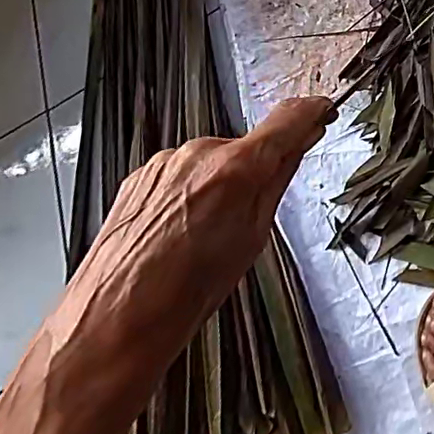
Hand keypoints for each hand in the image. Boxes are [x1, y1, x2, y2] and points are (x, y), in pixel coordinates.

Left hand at [52, 97, 336, 359]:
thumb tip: (300, 144)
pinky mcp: (142, 174)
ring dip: (220, 184)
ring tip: (203, 235)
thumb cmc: (185, 292)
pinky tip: (179, 231)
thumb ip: (278, 179)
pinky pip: (183, 172)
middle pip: (248, 146)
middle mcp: (200, 152)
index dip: (311, 111)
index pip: (288, 118)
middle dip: (255, 170)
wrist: (113, 323)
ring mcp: (166, 161)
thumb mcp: (254, 236)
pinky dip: (191, 193)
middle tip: (248, 216)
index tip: (321, 110)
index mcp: (236, 167)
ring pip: (214, 160)